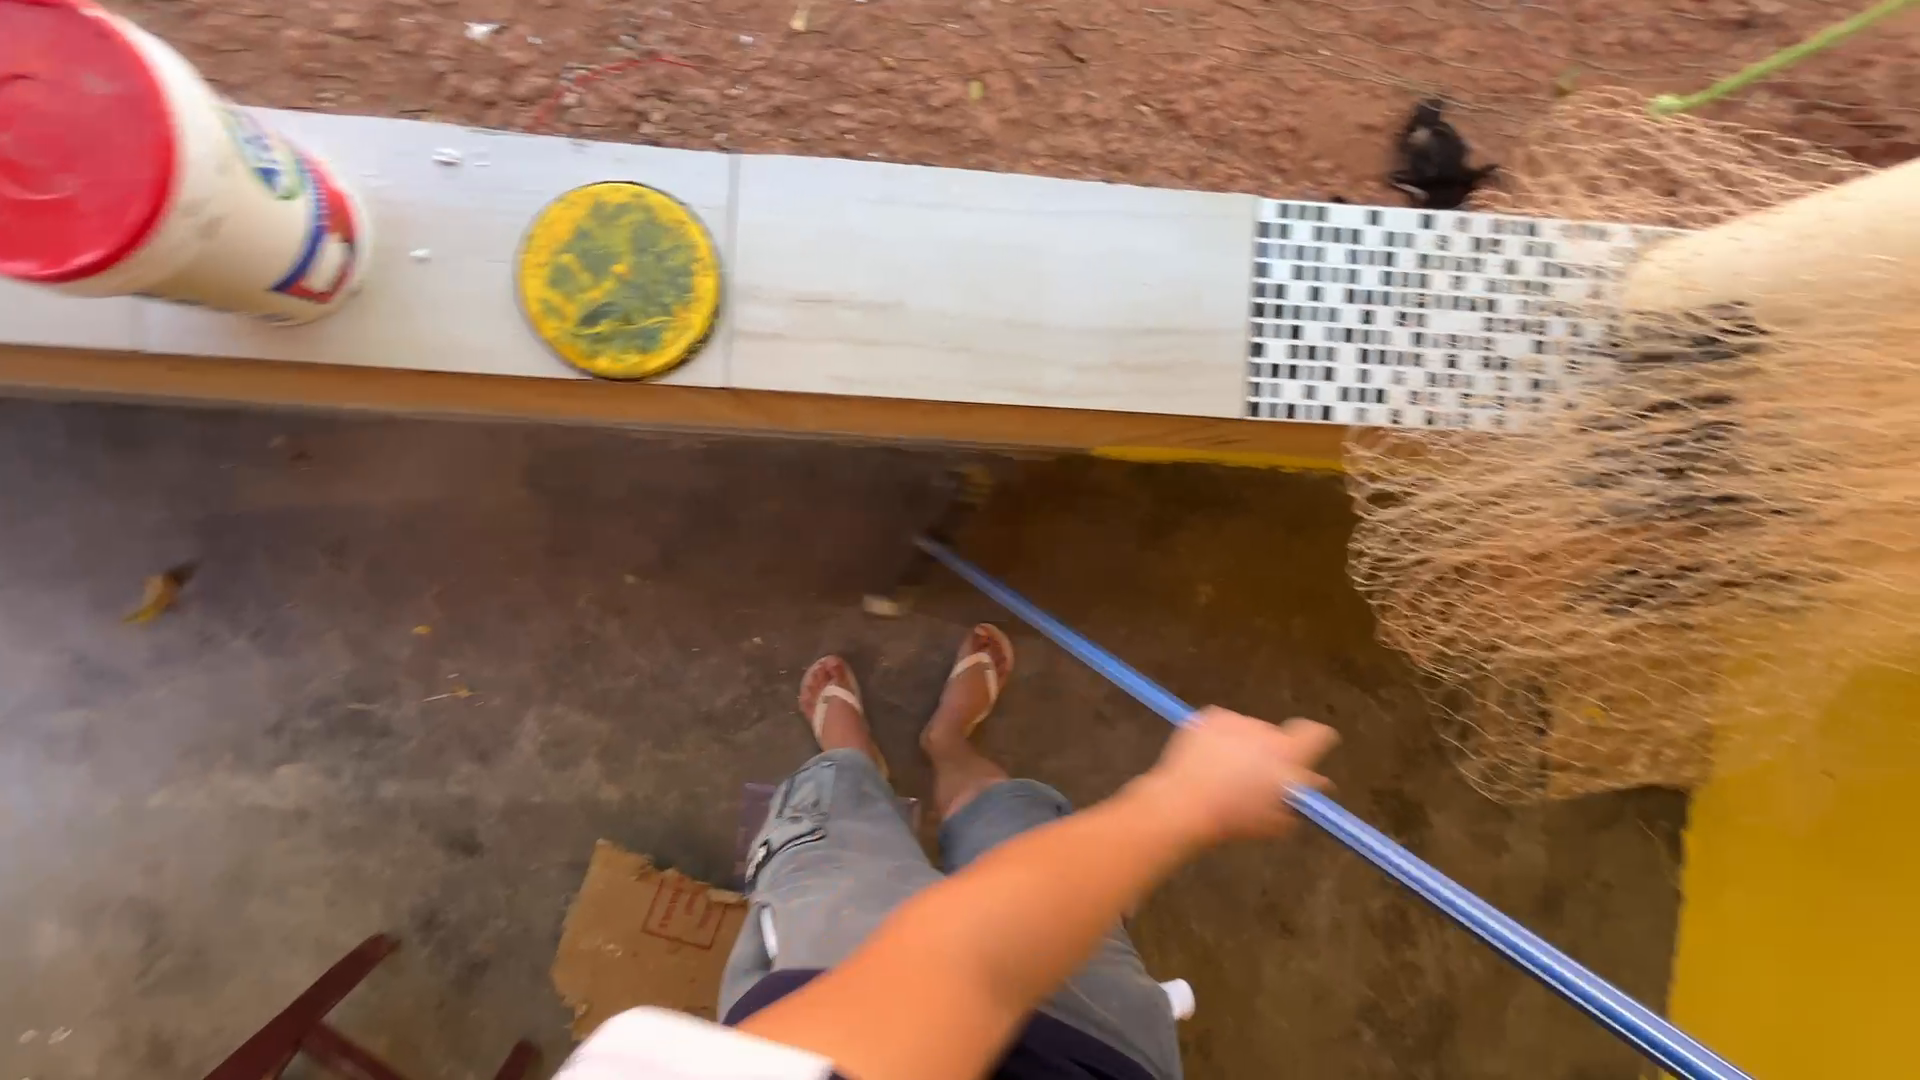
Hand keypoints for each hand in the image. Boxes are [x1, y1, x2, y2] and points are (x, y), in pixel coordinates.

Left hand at [1135, 707, 1337, 845]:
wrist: (1184, 802)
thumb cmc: (1234, 818)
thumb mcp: (1277, 819)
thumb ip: (1300, 798)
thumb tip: (1315, 785)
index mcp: (1287, 754)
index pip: (1316, 734)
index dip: (1317, 740)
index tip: (1310, 750)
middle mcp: (1264, 730)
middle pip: (1277, 735)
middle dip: (1272, 752)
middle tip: (1257, 775)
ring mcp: (1233, 719)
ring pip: (1248, 730)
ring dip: (1245, 744)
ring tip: (1227, 771)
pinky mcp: (1208, 716)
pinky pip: (1223, 724)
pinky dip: (1221, 736)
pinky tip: (1210, 758)